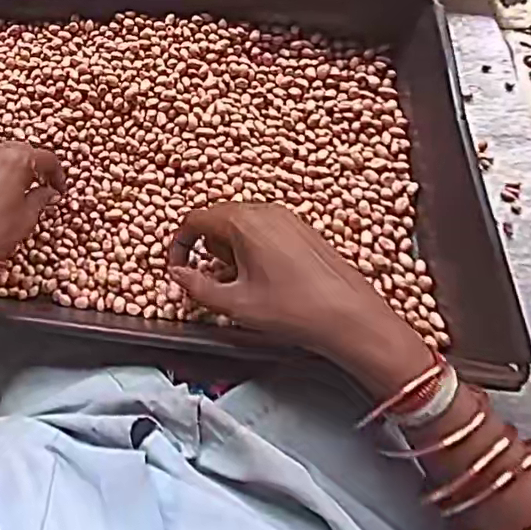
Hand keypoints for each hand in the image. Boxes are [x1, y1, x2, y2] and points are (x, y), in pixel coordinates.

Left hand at [0, 142, 65, 260]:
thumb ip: (41, 198)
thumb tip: (48, 192)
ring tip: (18, 188)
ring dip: (12, 167)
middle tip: (42, 185)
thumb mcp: (26, 218)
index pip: (46, 158)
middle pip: (22, 151)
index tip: (59, 187)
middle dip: (34, 166)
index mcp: (16, 159)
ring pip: (0, 155)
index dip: (57, 174)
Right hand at [166, 202, 434, 394]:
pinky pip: (264, 228)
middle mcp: (264, 211)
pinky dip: (253, 247)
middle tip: (218, 279)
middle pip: (217, 219)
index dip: (180, 244)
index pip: (194, 220)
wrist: (352, 318)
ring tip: (245, 282)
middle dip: (208, 248)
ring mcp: (287, 217)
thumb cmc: (295, 310)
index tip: (179, 267)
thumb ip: (196, 287)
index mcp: (242, 222)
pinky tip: (266, 278)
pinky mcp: (302, 229)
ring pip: (241, 224)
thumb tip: (178, 276)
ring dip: (231, 249)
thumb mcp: (234, 304)